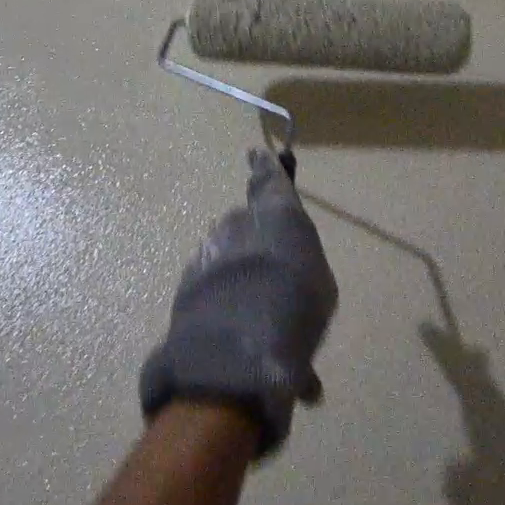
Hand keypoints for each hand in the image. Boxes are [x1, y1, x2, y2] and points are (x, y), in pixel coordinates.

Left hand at [139, 149, 338, 456]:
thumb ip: (300, 266)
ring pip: (226, 255)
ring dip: (238, 276)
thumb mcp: (319, 285)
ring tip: (257, 315)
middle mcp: (238, 223)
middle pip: (246, 222)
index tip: (256, 153)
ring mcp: (207, 251)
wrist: (235, 351)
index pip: (270, 179)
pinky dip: (221, 301)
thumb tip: (291, 271)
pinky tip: (235, 332)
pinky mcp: (185, 282)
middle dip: (254, 240)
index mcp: (277, 214)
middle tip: (271, 274)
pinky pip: (210, 285)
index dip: (265, 167)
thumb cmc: (296, 308)